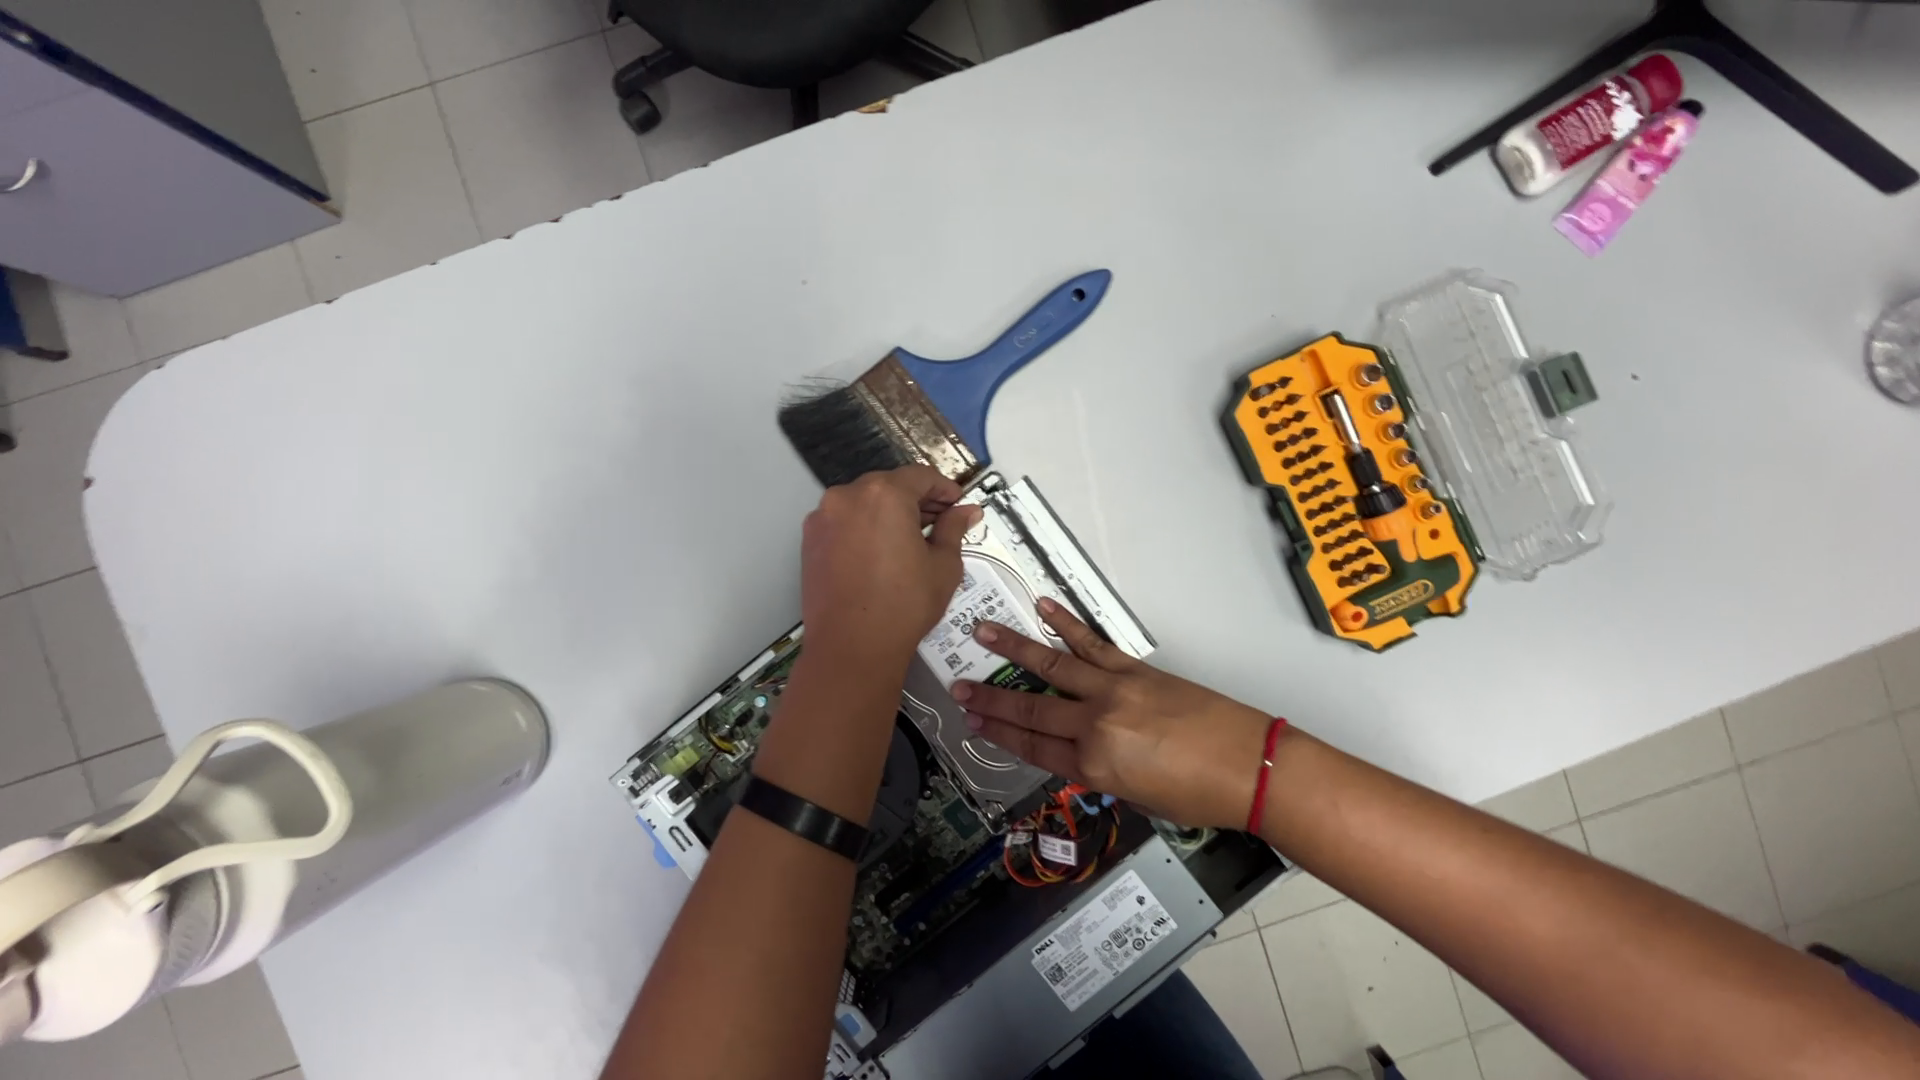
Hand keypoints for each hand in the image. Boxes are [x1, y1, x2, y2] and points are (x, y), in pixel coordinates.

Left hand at [801, 465, 980, 664]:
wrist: (852, 646)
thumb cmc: (903, 605)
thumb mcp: (943, 565)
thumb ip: (953, 529)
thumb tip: (966, 512)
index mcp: (885, 494)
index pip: (921, 476)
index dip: (944, 488)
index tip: (957, 504)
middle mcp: (848, 496)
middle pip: (889, 485)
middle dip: (916, 500)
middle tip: (938, 523)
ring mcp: (824, 517)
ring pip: (863, 502)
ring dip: (888, 513)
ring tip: (909, 541)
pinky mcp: (810, 540)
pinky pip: (843, 521)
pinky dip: (863, 528)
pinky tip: (880, 553)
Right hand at [951, 600, 1274, 828]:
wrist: (1250, 767)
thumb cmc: (1199, 794)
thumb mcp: (1138, 799)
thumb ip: (1102, 773)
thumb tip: (1084, 755)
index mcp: (1093, 766)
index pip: (1033, 746)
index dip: (999, 733)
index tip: (973, 721)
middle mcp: (1095, 725)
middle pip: (1032, 708)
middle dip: (991, 699)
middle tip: (959, 688)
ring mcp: (1114, 691)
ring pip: (1052, 666)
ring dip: (1014, 649)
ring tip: (983, 633)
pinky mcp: (1135, 671)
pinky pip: (1093, 644)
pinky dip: (1066, 625)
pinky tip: (1044, 609)